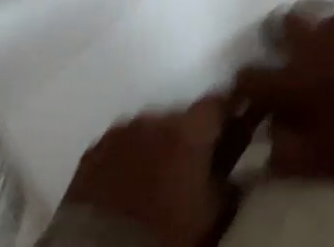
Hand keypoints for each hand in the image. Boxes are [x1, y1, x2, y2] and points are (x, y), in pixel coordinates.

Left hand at [64, 96, 240, 246]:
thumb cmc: (169, 234)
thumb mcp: (215, 213)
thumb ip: (231, 180)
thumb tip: (241, 166)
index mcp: (188, 130)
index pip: (218, 101)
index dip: (229, 112)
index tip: (235, 125)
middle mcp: (153, 120)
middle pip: (181, 116)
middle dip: (189, 136)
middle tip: (192, 167)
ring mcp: (119, 133)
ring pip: (149, 129)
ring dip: (158, 145)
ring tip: (157, 178)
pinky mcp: (92, 152)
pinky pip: (121, 144)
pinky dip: (129, 157)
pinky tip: (130, 182)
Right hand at [234, 0, 333, 185]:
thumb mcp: (332, 161)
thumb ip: (291, 152)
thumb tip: (271, 138)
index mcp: (296, 83)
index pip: (251, 79)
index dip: (250, 87)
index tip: (258, 94)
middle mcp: (311, 41)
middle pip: (283, 29)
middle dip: (290, 43)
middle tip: (311, 62)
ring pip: (322, 15)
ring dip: (329, 30)